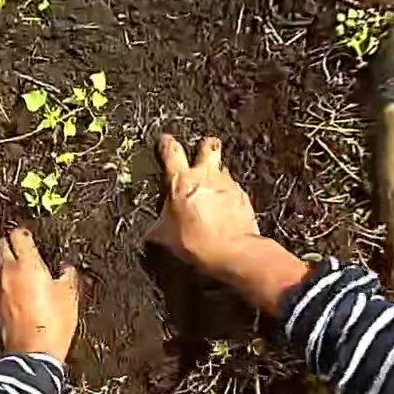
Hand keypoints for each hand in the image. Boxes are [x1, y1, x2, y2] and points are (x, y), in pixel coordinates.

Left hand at [0, 228, 79, 359]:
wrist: (32, 353)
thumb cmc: (54, 323)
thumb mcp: (69, 296)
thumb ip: (68, 275)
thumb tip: (66, 267)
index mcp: (27, 264)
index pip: (19, 235)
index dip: (25, 233)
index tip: (33, 236)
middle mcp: (9, 272)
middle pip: (4, 245)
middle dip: (13, 243)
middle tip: (28, 249)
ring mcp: (0, 288)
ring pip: (2, 266)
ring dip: (11, 264)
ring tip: (28, 272)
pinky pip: (2, 284)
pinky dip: (10, 282)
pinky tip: (23, 291)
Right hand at [147, 135, 309, 315]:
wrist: (233, 252)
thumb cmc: (196, 242)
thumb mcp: (165, 237)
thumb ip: (157, 228)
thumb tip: (150, 234)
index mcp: (181, 181)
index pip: (171, 151)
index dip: (166, 143)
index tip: (164, 141)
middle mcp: (206, 176)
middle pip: (208, 146)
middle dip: (204, 146)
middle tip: (200, 153)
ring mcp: (227, 184)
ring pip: (222, 168)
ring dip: (216, 175)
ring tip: (211, 190)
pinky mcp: (243, 197)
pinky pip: (233, 189)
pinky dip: (227, 195)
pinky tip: (223, 209)